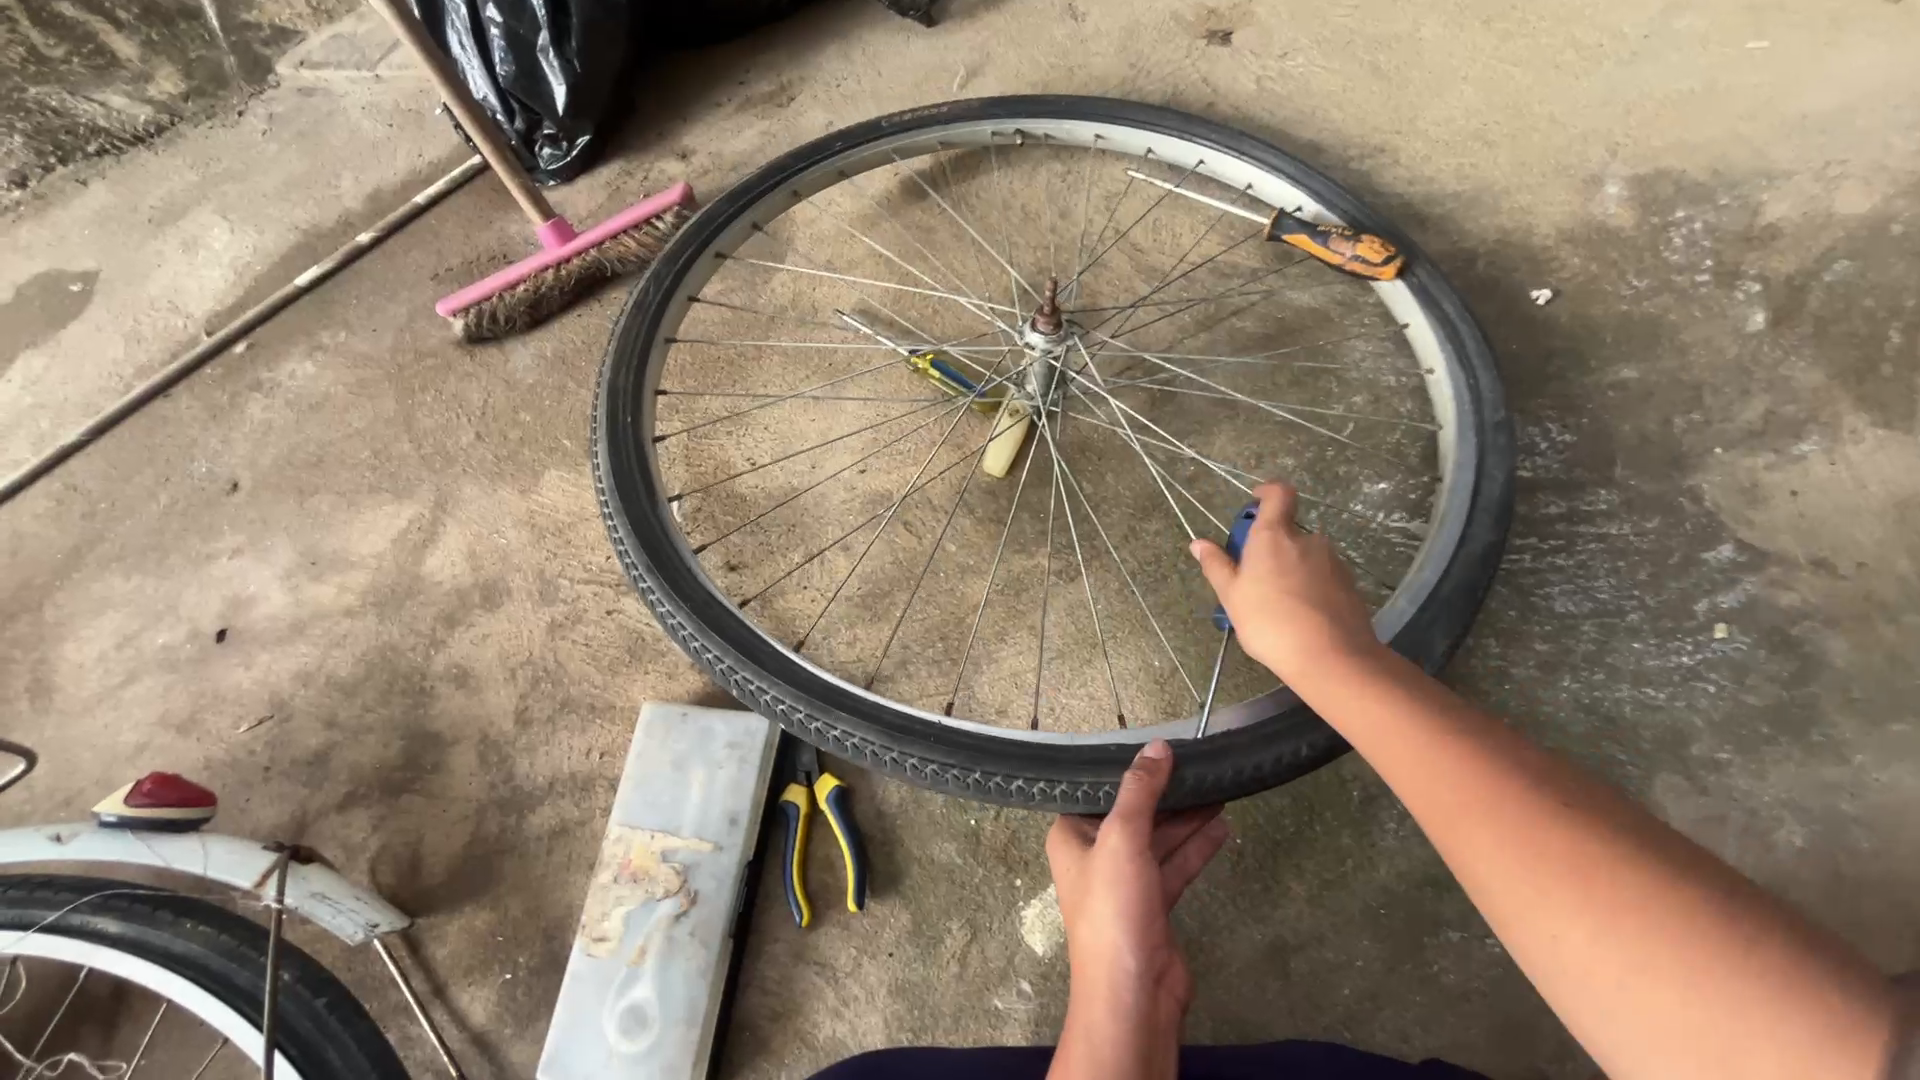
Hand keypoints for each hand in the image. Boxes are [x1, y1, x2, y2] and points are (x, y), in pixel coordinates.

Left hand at [1045, 740, 1228, 1079]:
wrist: (1133, 993)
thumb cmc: (1114, 907)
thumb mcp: (1122, 836)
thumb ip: (1140, 790)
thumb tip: (1158, 746)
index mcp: (1070, 835)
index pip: (1099, 791)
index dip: (1129, 770)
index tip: (1162, 746)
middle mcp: (1094, 855)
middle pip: (1133, 813)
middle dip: (1166, 792)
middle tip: (1201, 764)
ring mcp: (1125, 882)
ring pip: (1158, 839)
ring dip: (1186, 818)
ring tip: (1220, 788)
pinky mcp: (1152, 905)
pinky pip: (1174, 865)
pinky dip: (1195, 848)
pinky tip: (1222, 828)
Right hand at [1187, 481, 1380, 678]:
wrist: (1331, 657)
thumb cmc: (1270, 622)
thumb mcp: (1231, 596)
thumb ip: (1216, 565)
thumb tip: (1198, 543)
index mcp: (1274, 536)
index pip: (1278, 493)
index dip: (1267, 491)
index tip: (1255, 501)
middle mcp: (1307, 540)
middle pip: (1287, 532)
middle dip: (1271, 549)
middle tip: (1255, 581)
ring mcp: (1333, 561)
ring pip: (1305, 557)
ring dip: (1291, 570)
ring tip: (1278, 606)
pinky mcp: (1349, 584)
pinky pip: (1323, 577)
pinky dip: (1310, 587)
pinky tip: (1301, 617)